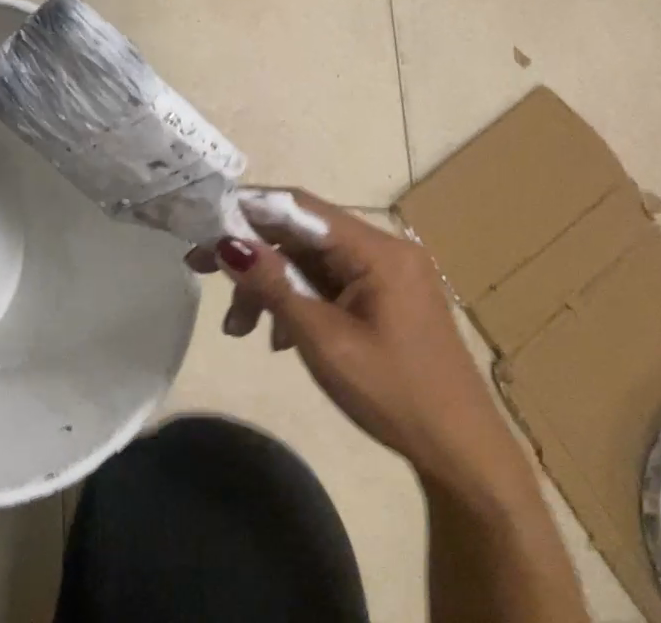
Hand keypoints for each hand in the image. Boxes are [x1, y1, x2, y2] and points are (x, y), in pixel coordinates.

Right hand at [185, 191, 523, 492]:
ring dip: (267, 287)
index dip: (244, 208)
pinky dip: (293, 302)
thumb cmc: (393, 392)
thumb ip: (273, 284)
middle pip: (298, 234)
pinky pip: (325, 284)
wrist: (462, 453)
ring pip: (307, 262)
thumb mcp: (322, 338)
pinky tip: (277, 338)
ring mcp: (386, 277)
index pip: (297, 206)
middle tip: (197, 269)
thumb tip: (225, 240)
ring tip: (238, 328)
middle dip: (249, 254)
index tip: (198, 224)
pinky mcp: (383, 300)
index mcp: (377, 252)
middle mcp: (383, 251)